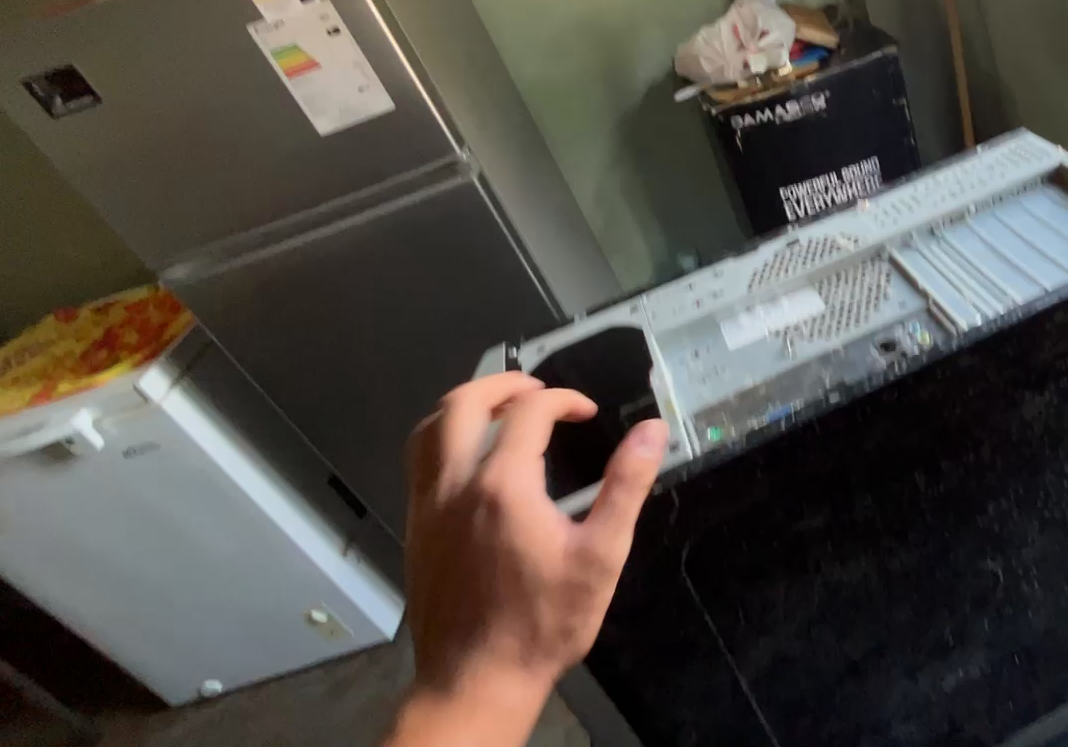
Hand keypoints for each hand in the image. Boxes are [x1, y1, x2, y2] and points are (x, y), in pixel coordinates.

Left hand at [400, 373, 666, 711]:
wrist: (475, 684)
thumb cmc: (544, 621)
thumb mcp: (601, 554)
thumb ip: (627, 485)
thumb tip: (651, 431)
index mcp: (503, 486)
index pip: (530, 411)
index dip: (564, 399)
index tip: (587, 412)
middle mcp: (456, 485)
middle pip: (464, 403)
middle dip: (503, 383)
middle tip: (537, 388)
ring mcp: (428, 507)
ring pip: (430, 428)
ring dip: (466, 405)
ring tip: (502, 408)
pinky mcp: (416, 528)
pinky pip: (420, 461)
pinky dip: (445, 437)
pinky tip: (474, 456)